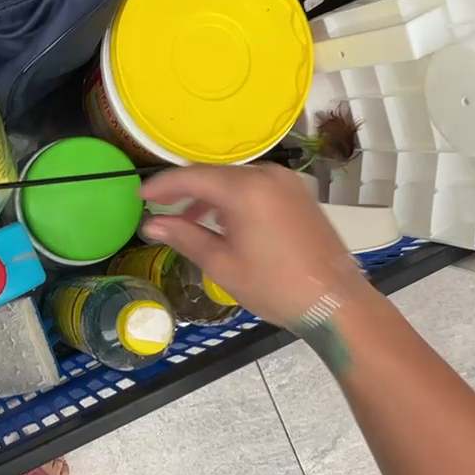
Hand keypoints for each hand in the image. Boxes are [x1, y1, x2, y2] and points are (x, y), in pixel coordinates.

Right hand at [140, 163, 375, 325]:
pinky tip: (224, 221)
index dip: (162, 185)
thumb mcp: (222, 264)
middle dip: (185, 190)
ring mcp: (286, 182)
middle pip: (214, 174)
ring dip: (210, 195)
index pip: (192, 177)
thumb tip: (151, 225)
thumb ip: (184, 237)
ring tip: (189, 220)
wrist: (334, 301)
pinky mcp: (299, 194)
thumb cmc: (274, 286)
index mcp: (245, 190)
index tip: (140, 196)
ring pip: (236, 179)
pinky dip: (234, 198)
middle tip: (160, 207)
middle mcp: (266, 175)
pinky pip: (256, 186)